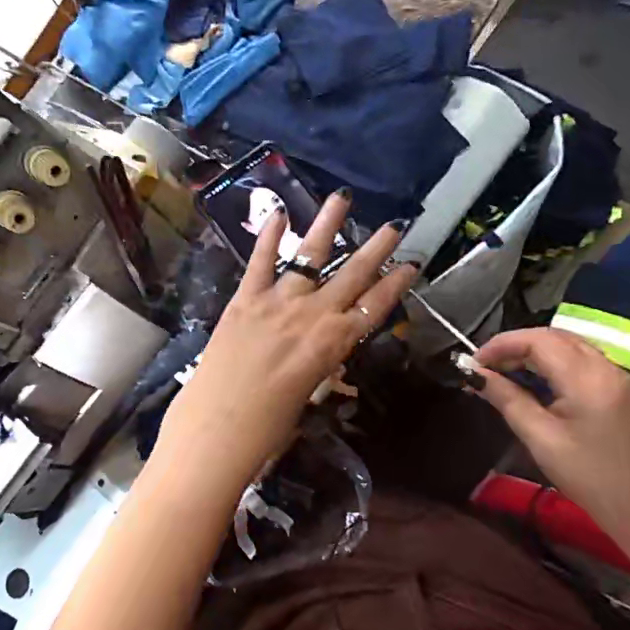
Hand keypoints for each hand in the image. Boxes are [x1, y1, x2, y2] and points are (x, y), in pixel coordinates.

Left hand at [158, 192, 418, 478]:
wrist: (217, 429)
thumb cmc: (266, 431)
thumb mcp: (306, 399)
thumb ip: (316, 369)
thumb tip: (322, 356)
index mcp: (333, 345)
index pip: (374, 307)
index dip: (395, 285)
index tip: (411, 265)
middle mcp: (312, 316)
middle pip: (353, 275)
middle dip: (377, 249)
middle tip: (395, 225)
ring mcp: (277, 303)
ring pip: (310, 256)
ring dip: (328, 225)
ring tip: (341, 198)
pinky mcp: (244, 300)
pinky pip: (259, 262)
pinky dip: (269, 237)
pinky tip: (279, 213)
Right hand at [463, 328, 629, 532]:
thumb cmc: (586, 474)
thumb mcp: (539, 437)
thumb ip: (506, 398)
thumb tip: (475, 375)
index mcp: (587, 379)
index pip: (538, 341)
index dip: (501, 345)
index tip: (473, 363)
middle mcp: (605, 368)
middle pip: (553, 337)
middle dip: (514, 345)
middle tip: (483, 367)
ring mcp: (615, 375)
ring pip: (566, 344)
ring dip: (530, 351)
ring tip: (500, 371)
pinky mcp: (617, 386)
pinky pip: (578, 358)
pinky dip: (549, 360)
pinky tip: (529, 378)